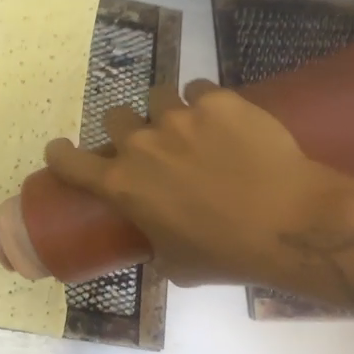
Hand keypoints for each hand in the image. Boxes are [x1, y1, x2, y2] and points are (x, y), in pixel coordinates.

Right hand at [43, 80, 349, 284]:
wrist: (292, 224)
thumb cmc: (229, 254)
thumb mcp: (177, 264)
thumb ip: (156, 246)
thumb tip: (160, 246)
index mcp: (122, 186)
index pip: (69, 161)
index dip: (61, 153)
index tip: (63, 151)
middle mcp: (141, 145)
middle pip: (115, 116)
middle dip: (127, 128)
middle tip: (150, 143)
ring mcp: (180, 118)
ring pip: (158, 97)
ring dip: (167, 110)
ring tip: (191, 125)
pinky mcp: (219, 101)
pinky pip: (200, 89)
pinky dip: (206, 102)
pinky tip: (224, 118)